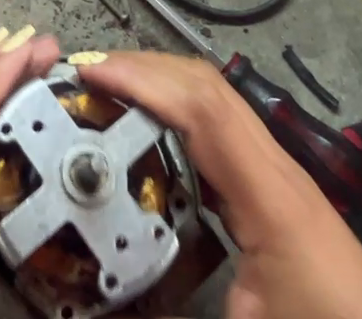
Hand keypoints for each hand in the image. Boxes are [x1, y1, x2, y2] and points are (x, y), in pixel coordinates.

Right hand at [80, 53, 361, 318]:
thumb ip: (171, 311)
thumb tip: (112, 312)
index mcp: (267, 195)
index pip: (202, 109)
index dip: (145, 81)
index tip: (91, 75)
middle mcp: (272, 166)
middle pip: (208, 86)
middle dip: (145, 67)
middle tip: (86, 74)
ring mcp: (275, 169)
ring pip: (217, 97)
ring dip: (161, 79)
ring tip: (107, 87)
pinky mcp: (273, 183)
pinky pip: (220, 125)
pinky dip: (178, 106)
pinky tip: (150, 124)